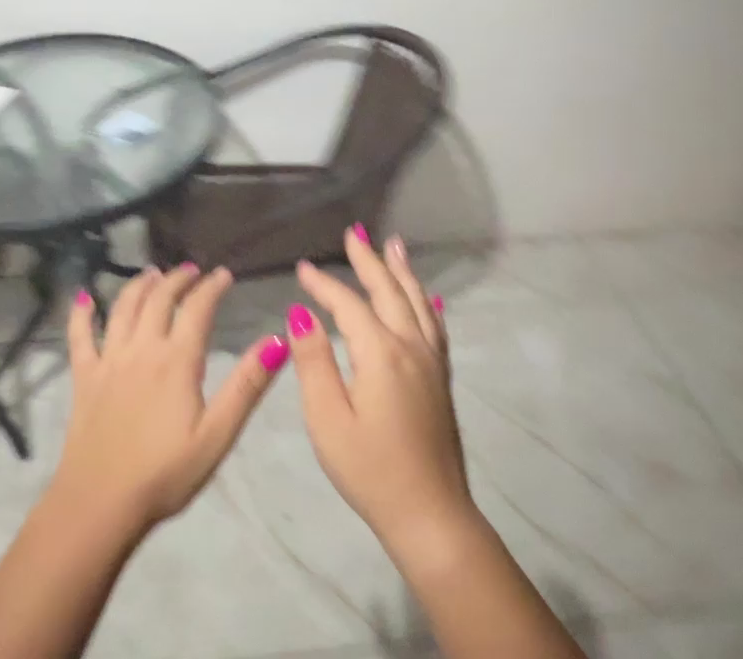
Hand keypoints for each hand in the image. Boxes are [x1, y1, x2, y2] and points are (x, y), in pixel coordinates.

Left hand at [54, 264, 288, 530]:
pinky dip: (80, 313)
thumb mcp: (218, 433)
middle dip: (178, 279)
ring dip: (139, 285)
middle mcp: (141, 350)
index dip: (212, 287)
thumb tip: (279, 340)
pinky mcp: (83, 379)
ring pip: (122, 308)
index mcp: (177, 361)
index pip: (197, 309)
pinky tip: (82, 298)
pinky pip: (79, 336)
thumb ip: (247, 385)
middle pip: (159, 300)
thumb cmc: (166, 473)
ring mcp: (108, 361)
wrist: (100, 502)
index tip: (224, 274)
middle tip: (192, 271)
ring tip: (152, 273)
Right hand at [286, 227, 475, 560]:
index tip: (302, 267)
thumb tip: (301, 315)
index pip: (349, 305)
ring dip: (402, 272)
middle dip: (369, 260)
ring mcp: (432, 362)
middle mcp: (411, 346)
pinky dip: (427, 303)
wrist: (429, 511)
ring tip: (394, 245)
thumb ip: (314, 362)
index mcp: (380, 353)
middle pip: (389, 291)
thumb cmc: (369, 468)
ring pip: (417, 302)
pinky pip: (435, 326)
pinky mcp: (441, 379)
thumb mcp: (327, 418)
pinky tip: (429, 299)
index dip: (324, 285)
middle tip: (355, 232)